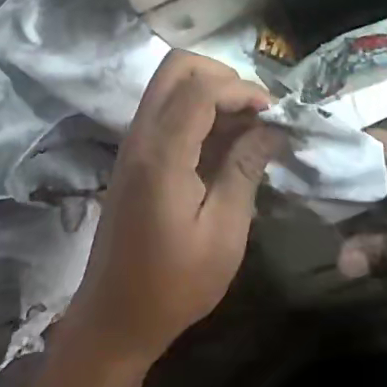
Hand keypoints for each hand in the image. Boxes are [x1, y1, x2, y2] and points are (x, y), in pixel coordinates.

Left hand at [63, 51, 284, 370]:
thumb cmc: (173, 284)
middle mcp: (141, 136)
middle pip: (177, 68)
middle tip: (255, 111)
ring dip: (211, 92)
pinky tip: (226, 145)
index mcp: (161, 154)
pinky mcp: (134, 157)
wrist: (114, 317)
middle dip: (222, 76)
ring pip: (170, 85)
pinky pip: (167, 111)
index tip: (273, 113)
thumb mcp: (223, 233)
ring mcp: (133, 144)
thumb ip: (245, 170)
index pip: (200, 87)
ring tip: (249, 128)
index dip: (241, 89)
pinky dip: (198, 112)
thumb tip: (271, 129)